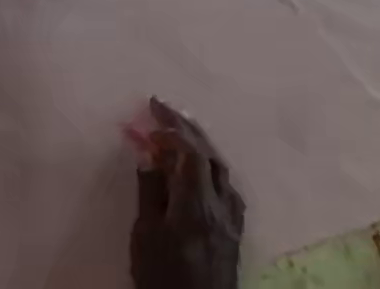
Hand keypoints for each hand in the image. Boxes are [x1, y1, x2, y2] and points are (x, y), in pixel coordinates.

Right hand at [132, 98, 244, 288]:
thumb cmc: (162, 279)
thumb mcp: (145, 235)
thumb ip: (149, 192)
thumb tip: (149, 156)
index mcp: (197, 206)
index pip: (190, 152)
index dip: (172, 126)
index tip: (151, 108)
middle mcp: (221, 209)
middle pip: (209, 156)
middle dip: (186, 127)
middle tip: (163, 108)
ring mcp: (232, 223)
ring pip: (222, 170)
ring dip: (200, 144)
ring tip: (179, 130)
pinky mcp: (234, 236)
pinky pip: (227, 189)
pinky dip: (210, 168)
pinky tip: (199, 169)